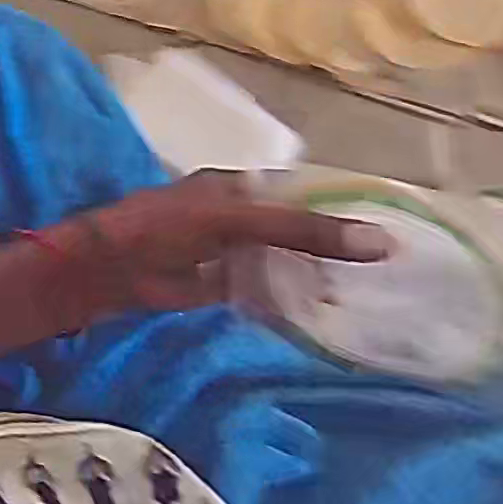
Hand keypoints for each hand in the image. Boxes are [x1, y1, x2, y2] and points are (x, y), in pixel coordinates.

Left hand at [61, 169, 392, 311]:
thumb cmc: (166, 226)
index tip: (388, 227)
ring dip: (313, 277)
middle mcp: (233, 215)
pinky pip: (264, 290)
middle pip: (290, 229)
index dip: (336, 206)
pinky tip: (326, 316)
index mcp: (233, 187)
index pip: (295, 192)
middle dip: (328, 247)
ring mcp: (227, 250)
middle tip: (389, 271)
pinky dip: (289, 301)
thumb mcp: (234, 220)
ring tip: (371, 298)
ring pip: (280, 261)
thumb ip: (298, 229)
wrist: (113, 267)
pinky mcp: (220, 283)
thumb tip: (379, 240)